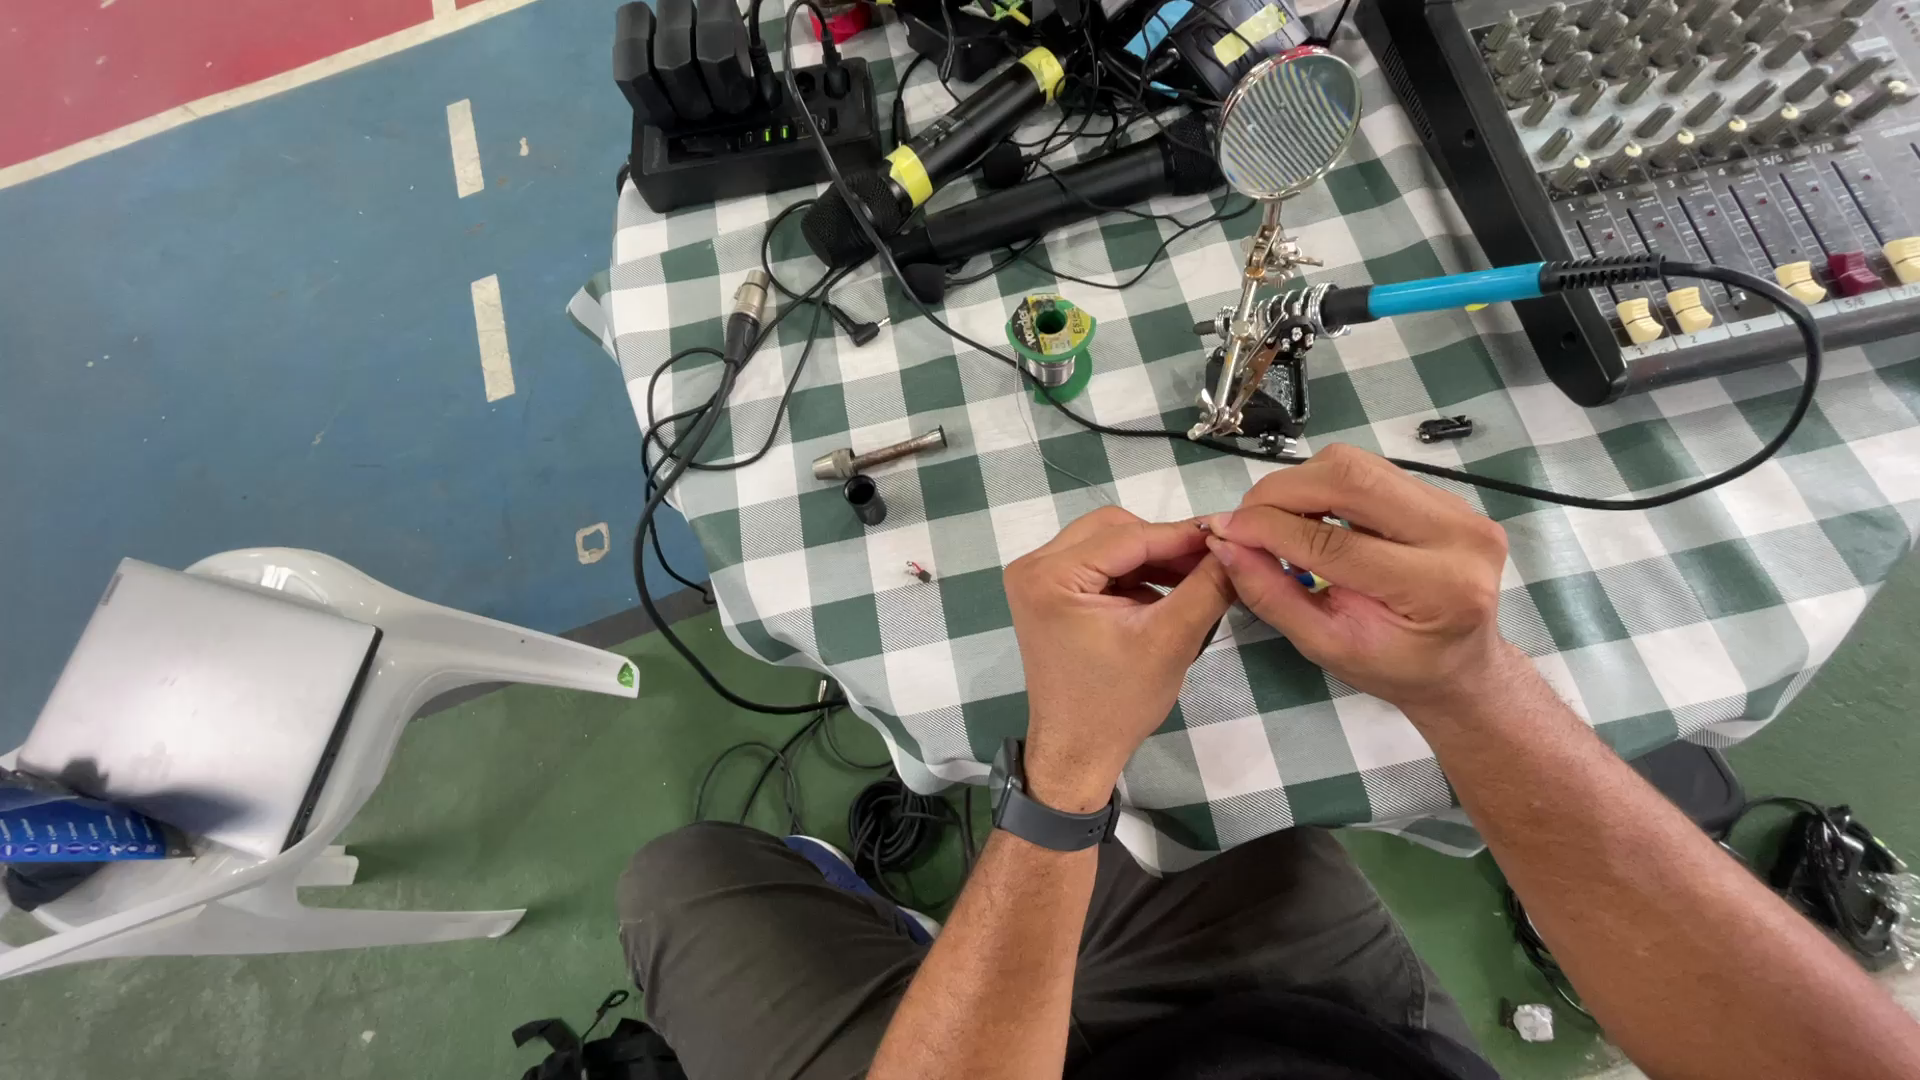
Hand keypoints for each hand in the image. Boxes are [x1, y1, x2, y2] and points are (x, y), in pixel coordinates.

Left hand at [1005, 506, 1233, 812]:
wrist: (1078, 749)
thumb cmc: (1118, 702)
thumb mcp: (1170, 640)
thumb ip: (1205, 586)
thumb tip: (1234, 545)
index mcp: (1050, 575)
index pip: (1127, 536)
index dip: (1181, 535)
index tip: (1229, 534)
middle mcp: (1033, 566)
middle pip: (1111, 529)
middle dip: (1163, 544)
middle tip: (1209, 562)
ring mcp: (1036, 579)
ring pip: (1105, 543)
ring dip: (1150, 558)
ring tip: (1196, 579)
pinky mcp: (1048, 593)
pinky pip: (1097, 565)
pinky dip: (1132, 574)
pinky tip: (1166, 593)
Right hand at [1202, 444, 1519, 718]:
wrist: (1458, 663)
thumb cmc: (1392, 667)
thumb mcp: (1324, 646)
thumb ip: (1272, 595)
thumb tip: (1223, 545)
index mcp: (1436, 588)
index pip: (1333, 542)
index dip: (1267, 530)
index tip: (1221, 531)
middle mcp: (1457, 534)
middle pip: (1348, 479)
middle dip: (1279, 492)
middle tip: (1243, 519)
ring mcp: (1457, 506)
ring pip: (1355, 464)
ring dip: (1297, 485)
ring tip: (1273, 520)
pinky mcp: (1444, 494)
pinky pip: (1367, 470)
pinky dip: (1320, 486)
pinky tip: (1307, 516)